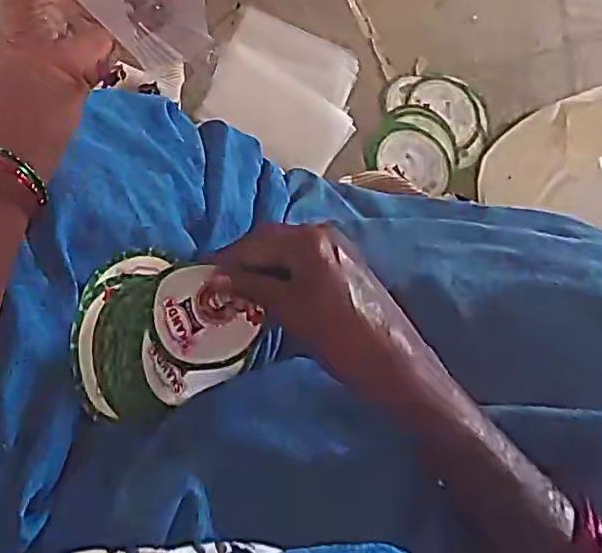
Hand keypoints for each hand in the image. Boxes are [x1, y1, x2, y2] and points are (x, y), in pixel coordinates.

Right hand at [216, 222, 436, 403]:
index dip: (228, 258)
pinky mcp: (345, 266)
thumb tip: (216, 278)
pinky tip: (272, 293)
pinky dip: (283, 273)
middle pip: (271, 240)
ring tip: (241, 291)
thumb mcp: (290, 311)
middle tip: (220, 284)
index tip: (203, 273)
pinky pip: (304, 261)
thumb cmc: (340, 337)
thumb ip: (252, 287)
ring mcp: (337, 248)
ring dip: (263, 266)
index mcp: (308, 239)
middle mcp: (323, 233)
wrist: (398, 367)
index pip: (256, 241)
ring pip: (288, 251)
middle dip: (244, 260)